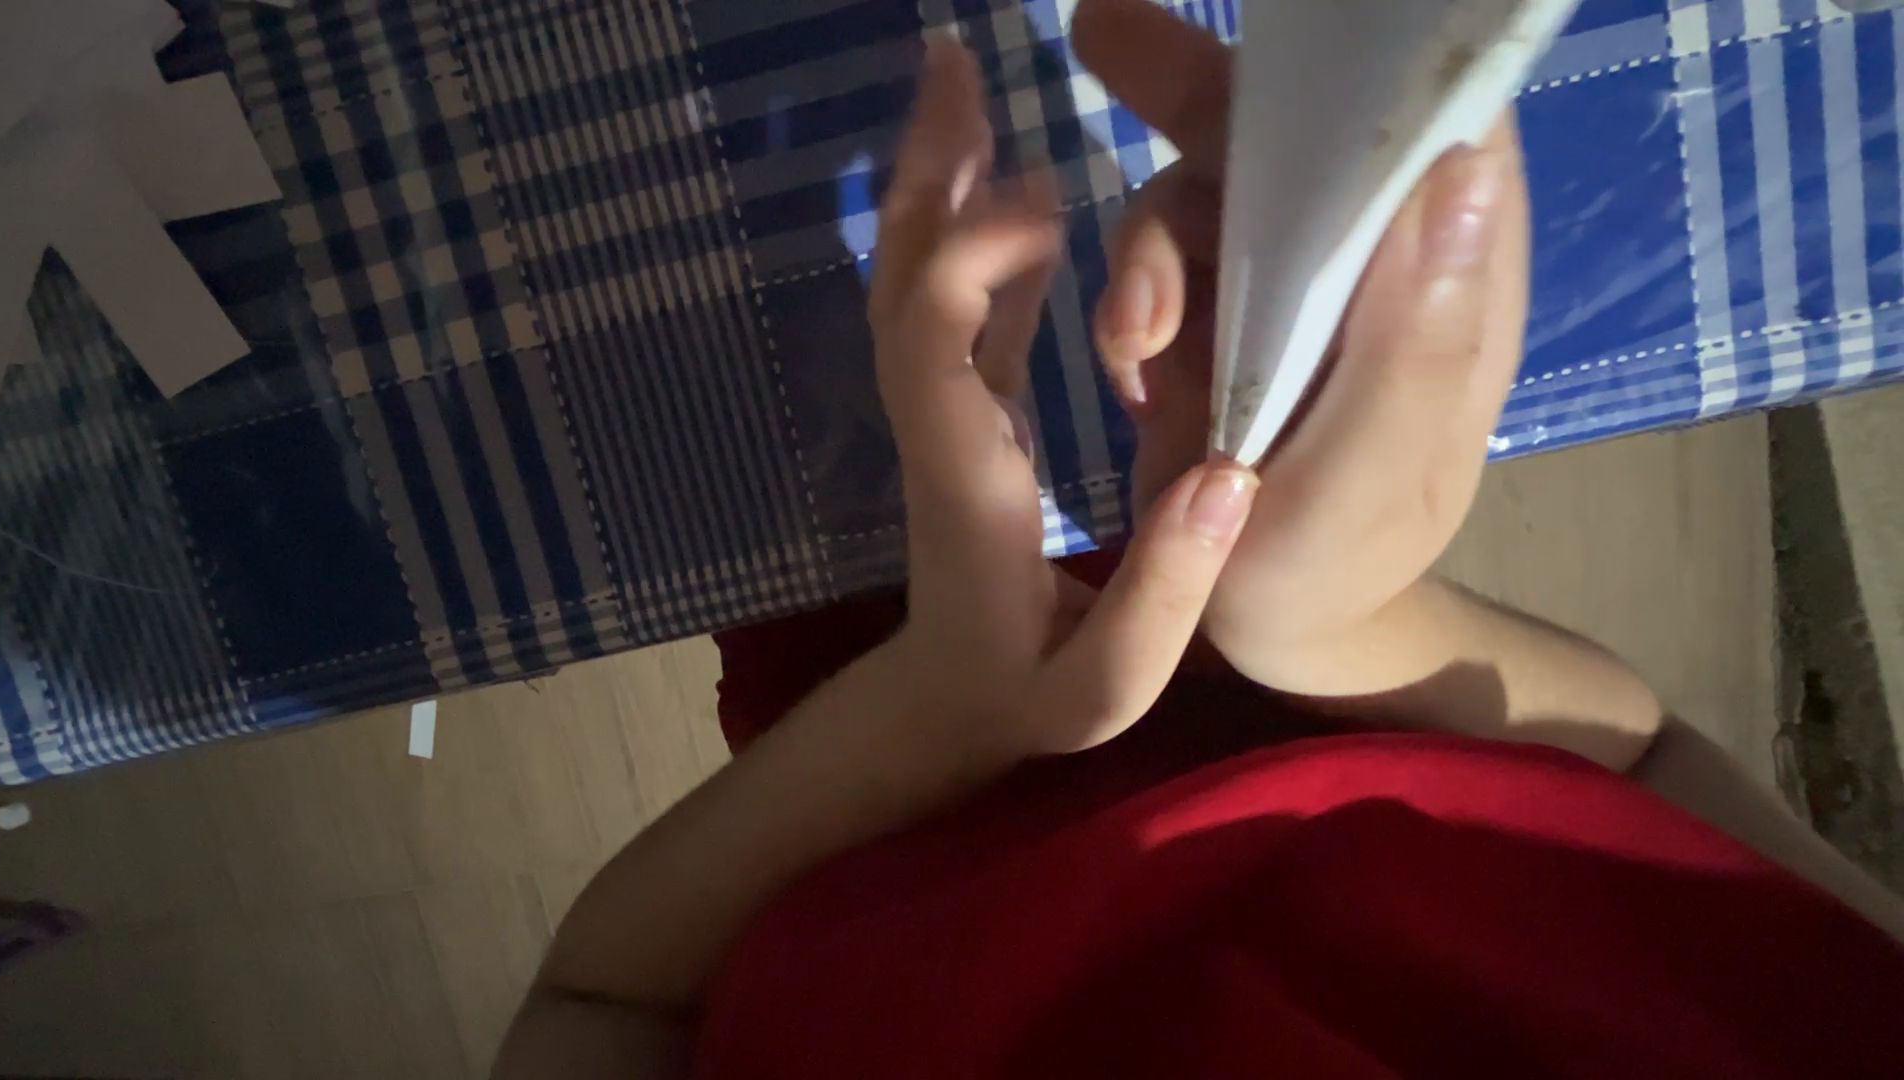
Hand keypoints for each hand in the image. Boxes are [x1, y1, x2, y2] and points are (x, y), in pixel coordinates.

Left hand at [866, 40, 1257, 770]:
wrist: (951, 708)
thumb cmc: (1027, 701)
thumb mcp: (1105, 685)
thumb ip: (1164, 593)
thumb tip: (1229, 476)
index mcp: (967, 487)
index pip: (932, 352)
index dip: (968, 261)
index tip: (1043, 197)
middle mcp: (940, 435)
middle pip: (905, 295)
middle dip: (926, 182)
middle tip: (950, 68)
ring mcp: (946, 424)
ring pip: (922, 294)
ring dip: (941, 193)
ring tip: (969, 96)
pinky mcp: (967, 426)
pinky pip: (961, 321)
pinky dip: (980, 250)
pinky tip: (1015, 198)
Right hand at [1072, 0, 1530, 693]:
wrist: (1266, 619)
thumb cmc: (1331, 566)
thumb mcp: (1371, 481)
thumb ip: (1413, 347)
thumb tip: (1456, 167)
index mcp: (1440, 286)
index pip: (1428, 124)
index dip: (1357, 63)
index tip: (1274, 28)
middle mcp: (1360, 268)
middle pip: (1281, 145)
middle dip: (1188, 130)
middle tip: (1105, 81)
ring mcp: (1277, 298)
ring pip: (1195, 210)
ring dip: (1142, 266)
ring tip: (1129, 347)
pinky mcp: (1214, 331)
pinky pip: (1153, 280)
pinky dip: (1126, 318)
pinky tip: (1131, 379)